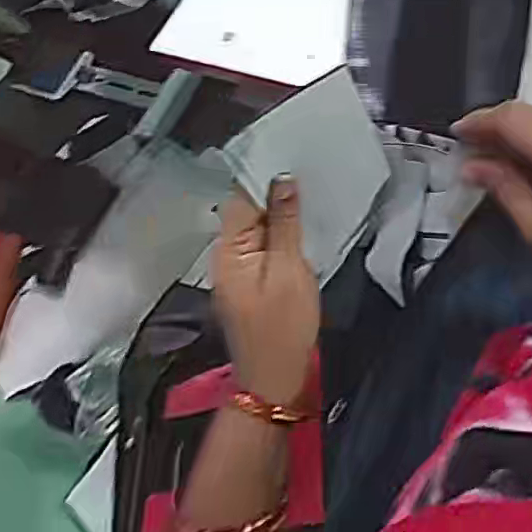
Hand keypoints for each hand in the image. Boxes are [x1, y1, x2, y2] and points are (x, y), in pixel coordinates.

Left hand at [212, 179, 319, 406]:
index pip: (240, 197)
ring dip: (277, 208)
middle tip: (304, 165)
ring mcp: (236, 267)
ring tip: (305, 186)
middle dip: (272, 189)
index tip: (287, 151)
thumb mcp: (289, 270)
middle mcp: (226, 253)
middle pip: (246, 208)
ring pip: (256, 224)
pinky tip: (299, 220)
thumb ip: (284, 222)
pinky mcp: (250, 277)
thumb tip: (282, 179)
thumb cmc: (283, 327)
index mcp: (229, 249)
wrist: (276, 381)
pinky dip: (278, 228)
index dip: (262, 174)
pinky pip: (262, 241)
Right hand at [454, 101, 531, 295]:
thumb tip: (471, 166)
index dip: (479, 121)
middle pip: (521, 111)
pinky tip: (505, 156)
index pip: (511, 119)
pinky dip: (519, 135)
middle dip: (488, 121)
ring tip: (478, 149)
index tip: (454, 134)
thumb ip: (502, 187)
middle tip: (463, 142)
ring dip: (503, 127)